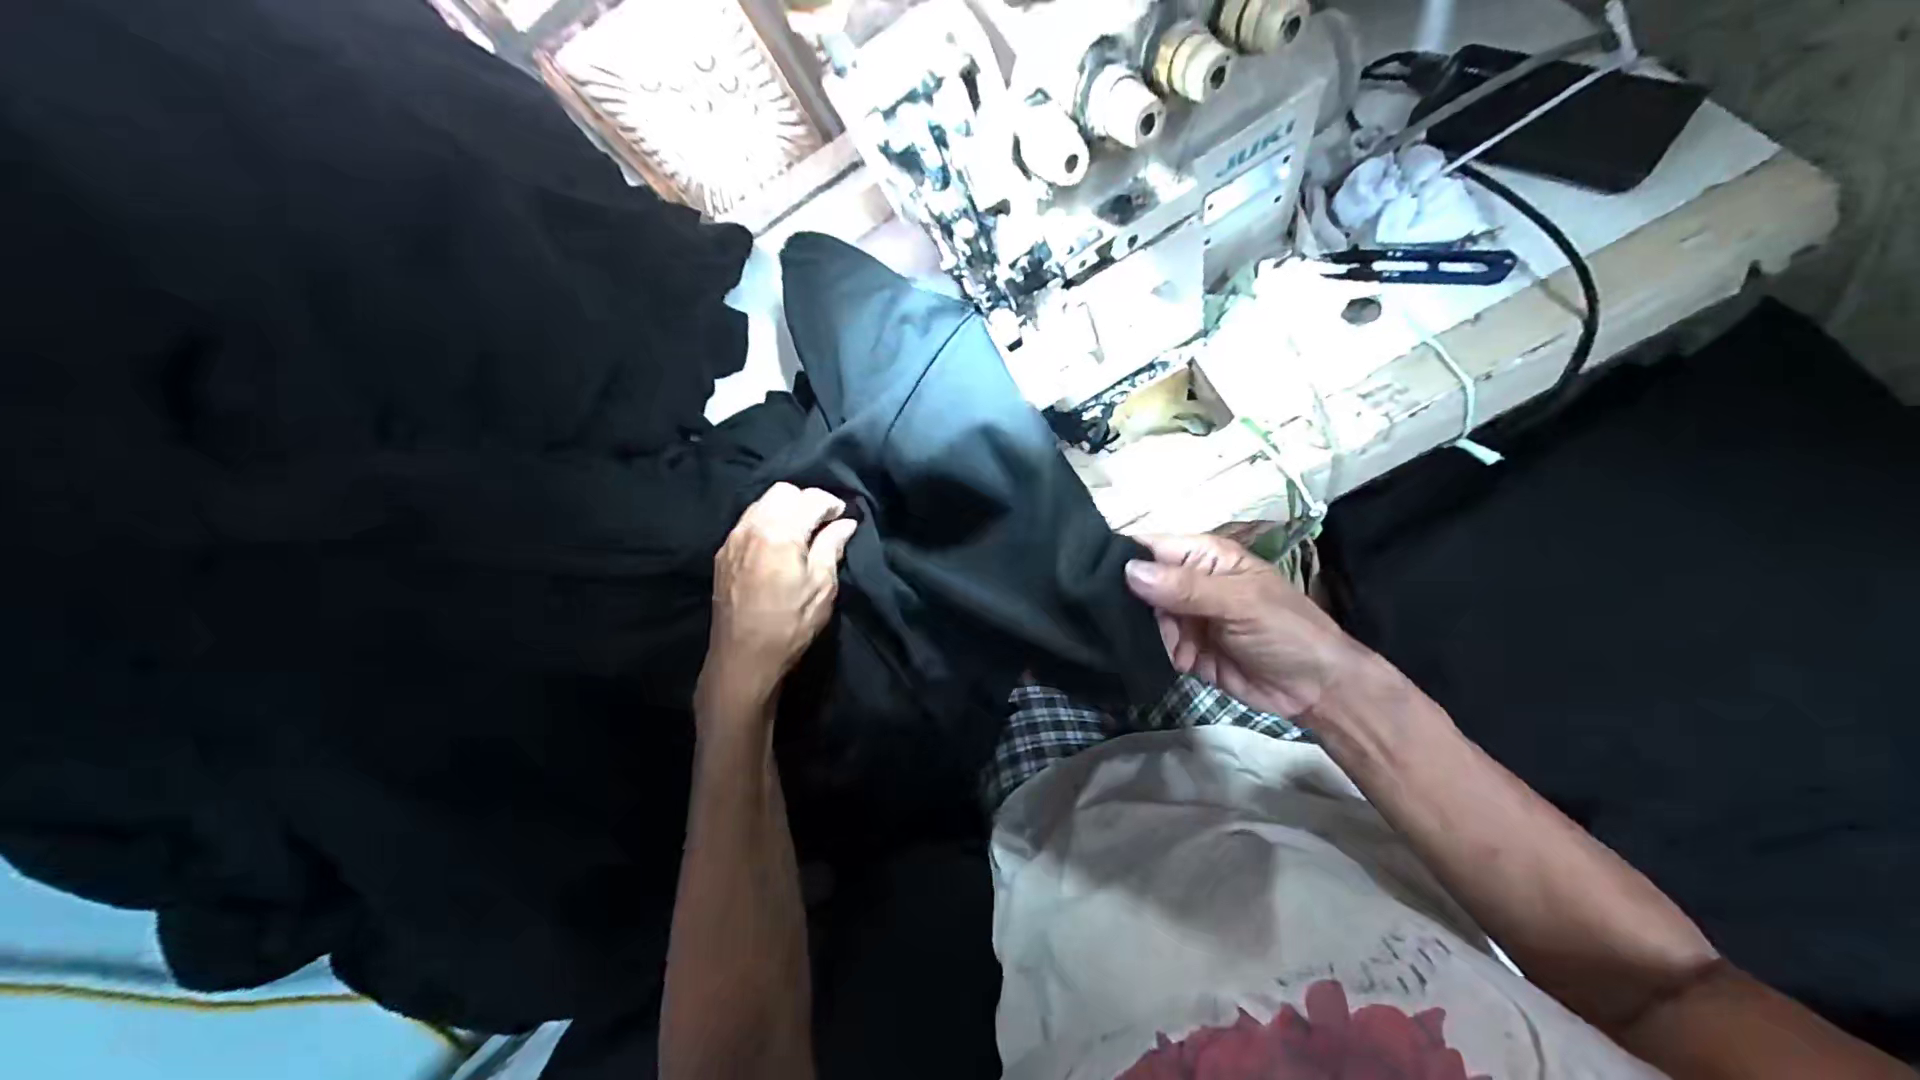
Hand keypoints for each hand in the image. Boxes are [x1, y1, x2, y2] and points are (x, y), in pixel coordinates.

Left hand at [698, 483, 858, 717]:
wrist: (743, 658)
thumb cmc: (789, 625)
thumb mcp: (822, 587)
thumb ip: (832, 547)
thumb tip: (845, 524)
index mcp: (780, 533)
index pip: (810, 498)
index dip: (831, 504)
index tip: (843, 517)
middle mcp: (752, 527)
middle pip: (782, 492)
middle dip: (806, 501)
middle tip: (822, 524)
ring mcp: (733, 539)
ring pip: (762, 504)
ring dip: (785, 510)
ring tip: (801, 534)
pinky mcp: (723, 553)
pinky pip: (748, 522)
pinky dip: (767, 523)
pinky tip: (778, 547)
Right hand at [1123, 533, 1375, 717]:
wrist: (1315, 690)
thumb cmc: (1286, 631)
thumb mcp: (1239, 602)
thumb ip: (1186, 588)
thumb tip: (1130, 571)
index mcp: (1203, 558)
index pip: (1151, 547)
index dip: (1120, 555)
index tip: (1086, 571)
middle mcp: (1187, 583)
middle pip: (1138, 582)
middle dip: (1121, 598)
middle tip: (1099, 613)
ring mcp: (1183, 618)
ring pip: (1140, 616)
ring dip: (1136, 629)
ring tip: (1132, 640)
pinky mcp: (1182, 650)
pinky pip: (1152, 645)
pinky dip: (1146, 651)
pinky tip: (1140, 657)